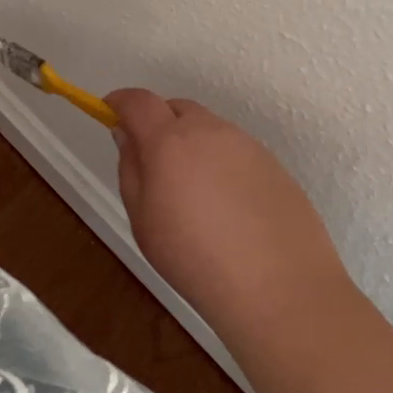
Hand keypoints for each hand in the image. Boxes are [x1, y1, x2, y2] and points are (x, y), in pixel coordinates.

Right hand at [107, 88, 351, 330]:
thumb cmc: (195, 258)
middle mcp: (211, 132)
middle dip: (159, 122)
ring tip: (193, 192)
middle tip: (153, 160)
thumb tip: (128, 135)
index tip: (110, 113)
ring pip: (211, 130)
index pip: (139, 101)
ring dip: (193, 144)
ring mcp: (250, 148)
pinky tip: (227, 208)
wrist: (281, 292)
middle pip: (177, 109)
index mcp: (170, 141)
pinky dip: (223, 165)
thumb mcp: (143, 219)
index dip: (120, 102)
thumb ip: (130, 169)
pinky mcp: (278, 169)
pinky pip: (238, 153)